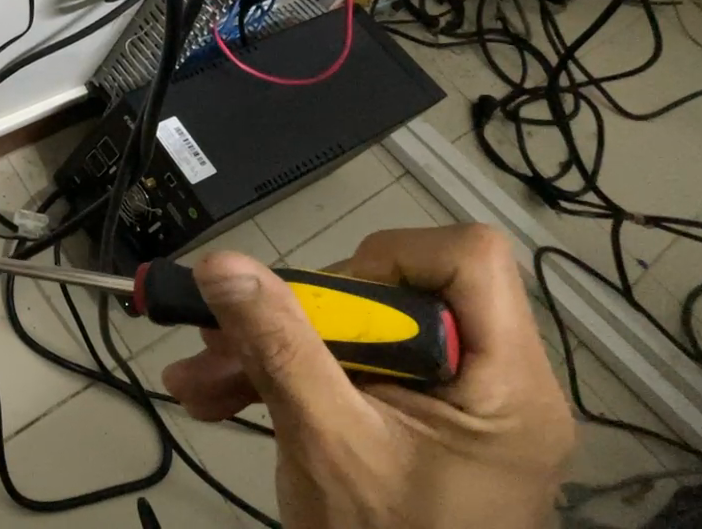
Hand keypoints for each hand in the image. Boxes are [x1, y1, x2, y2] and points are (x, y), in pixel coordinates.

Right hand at [161, 225, 574, 528]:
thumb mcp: (327, 444)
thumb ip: (278, 347)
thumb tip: (221, 262)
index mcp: (504, 383)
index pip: (469, 259)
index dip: (392, 258)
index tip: (328, 303)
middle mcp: (486, 378)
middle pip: (390, 290)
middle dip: (292, 314)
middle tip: (223, 341)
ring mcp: (448, 399)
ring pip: (351, 329)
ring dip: (267, 345)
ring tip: (197, 380)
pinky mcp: (412, 416)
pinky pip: (343, 365)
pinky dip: (279, 373)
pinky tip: (215, 396)